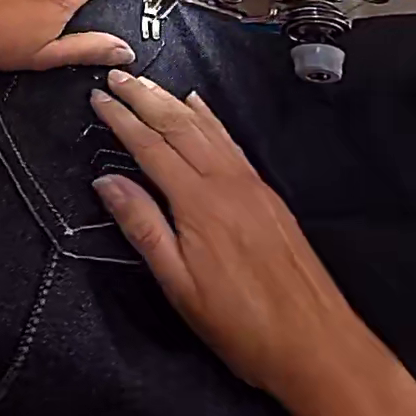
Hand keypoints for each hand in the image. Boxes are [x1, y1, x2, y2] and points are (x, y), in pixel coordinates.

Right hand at [90, 71, 415, 415]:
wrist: (316, 340)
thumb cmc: (242, 324)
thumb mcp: (180, 286)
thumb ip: (143, 226)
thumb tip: (106, 181)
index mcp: (199, 202)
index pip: (150, 146)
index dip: (122, 119)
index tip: (99, 98)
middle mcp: (224, 179)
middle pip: (177, 124)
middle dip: (144, 96)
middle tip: (118, 75)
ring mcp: (249, 180)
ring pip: (204, 126)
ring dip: (171, 99)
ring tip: (146, 82)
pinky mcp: (265, 188)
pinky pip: (229, 138)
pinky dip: (209, 116)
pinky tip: (198, 104)